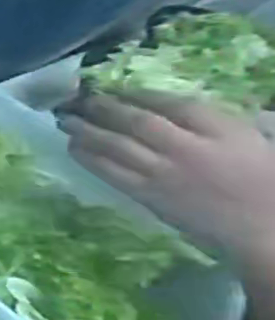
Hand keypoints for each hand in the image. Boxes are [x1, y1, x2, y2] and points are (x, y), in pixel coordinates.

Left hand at [61, 91, 274, 265]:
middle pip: (136, 121)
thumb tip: (183, 108)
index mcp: (228, 134)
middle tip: (81, 100)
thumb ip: (225, 125)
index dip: (140, 94)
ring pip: (113, 143)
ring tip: (65, 119)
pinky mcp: (145, 193)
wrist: (269, 230)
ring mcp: (163, 172)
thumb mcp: (262, 145)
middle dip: (104, 107)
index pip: (176, 105)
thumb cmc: (271, 185)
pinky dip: (85, 155)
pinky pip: (106, 169)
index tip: (117, 89)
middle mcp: (190, 149)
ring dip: (84, 129)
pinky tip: (72, 145)